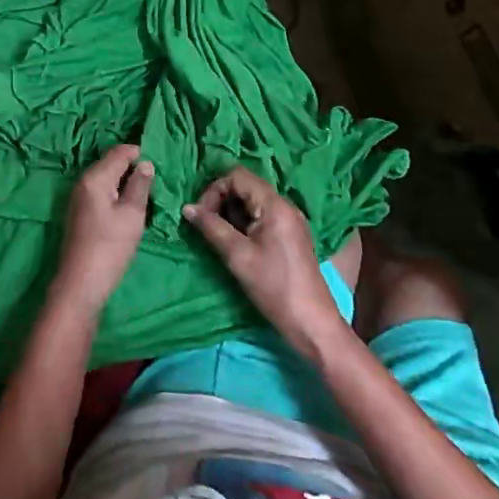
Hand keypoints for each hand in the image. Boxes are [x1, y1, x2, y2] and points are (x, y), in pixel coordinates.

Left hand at [53, 144, 152, 313]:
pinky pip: (102, 192)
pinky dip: (116, 193)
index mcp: (95, 177)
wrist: (80, 284)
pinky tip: (130, 207)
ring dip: (126, 181)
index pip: (120, 151)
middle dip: (134, 167)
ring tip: (147, 194)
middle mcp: (83, 181)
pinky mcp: (80, 212)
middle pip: (112, 162)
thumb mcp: (132, 213)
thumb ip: (140, 184)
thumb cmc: (110, 247)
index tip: (161, 165)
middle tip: (156, 181)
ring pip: (107, 178)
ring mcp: (79, 197)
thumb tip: (145, 163)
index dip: (141, 153)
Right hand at [184, 167, 345, 356]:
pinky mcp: (290, 234)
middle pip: (245, 186)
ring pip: (252, 202)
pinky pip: (262, 217)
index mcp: (275, 204)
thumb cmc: (274, 287)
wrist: (311, 321)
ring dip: (231, 214)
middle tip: (208, 228)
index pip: (237, 176)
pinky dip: (244, 224)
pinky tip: (237, 245)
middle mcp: (284, 205)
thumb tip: (187, 208)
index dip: (214, 190)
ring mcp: (289, 220)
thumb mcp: (238, 256)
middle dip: (221, 202)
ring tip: (221, 239)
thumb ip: (211, 227)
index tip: (201, 216)